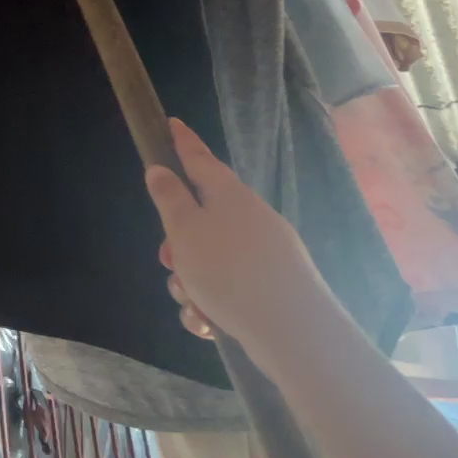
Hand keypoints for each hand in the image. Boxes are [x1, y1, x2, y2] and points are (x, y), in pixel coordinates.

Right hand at [144, 118, 342, 357]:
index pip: (199, 158)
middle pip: (200, 217)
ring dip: (192, 280)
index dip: (182, 141)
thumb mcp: (183, 229)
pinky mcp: (275, 290)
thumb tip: (161, 170)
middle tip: (167, 261)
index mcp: (229, 195)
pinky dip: (212, 303)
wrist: (296, 335)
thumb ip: (168, 197)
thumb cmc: (229, 270)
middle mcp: (251, 219)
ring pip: (211, 257)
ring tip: (193, 304)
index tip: (172, 123)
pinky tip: (207, 323)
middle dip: (177, 242)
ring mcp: (267, 255)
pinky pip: (230, 287)